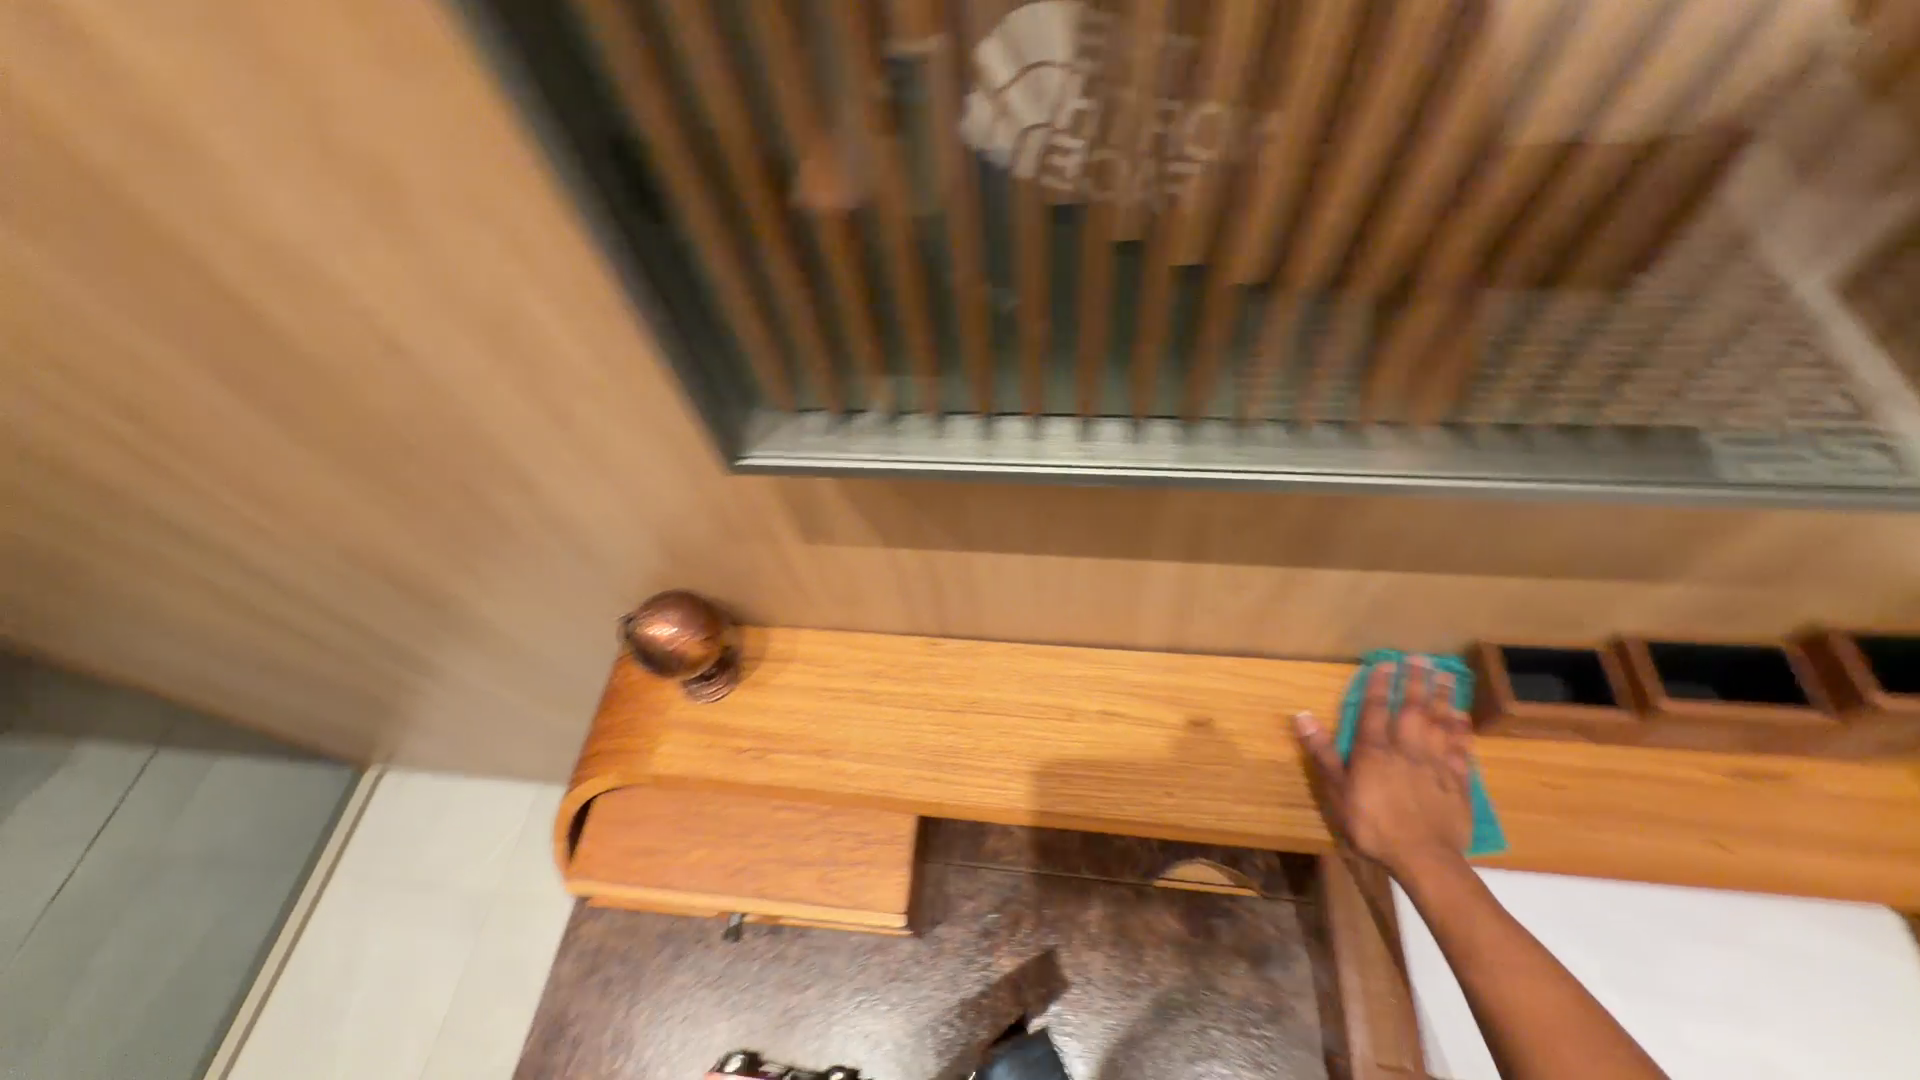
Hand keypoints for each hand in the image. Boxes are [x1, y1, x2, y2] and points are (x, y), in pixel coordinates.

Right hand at [1294, 659, 1475, 881]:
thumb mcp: (1336, 791)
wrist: (1422, 856)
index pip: (1375, 709)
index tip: (1385, 663)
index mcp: (1374, 750)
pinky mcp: (1458, 782)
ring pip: (1440, 723)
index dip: (1379, 685)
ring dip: (1443, 698)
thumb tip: (1302, 716)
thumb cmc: (1371, 824)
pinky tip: (1463, 719)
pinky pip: (1462, 750)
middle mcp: (1406, 749)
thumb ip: (1323, 752)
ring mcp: (1436, 764)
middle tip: (1422, 658)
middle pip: (1413, 708)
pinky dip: (1462, 732)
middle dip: (1416, 682)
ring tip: (1447, 677)